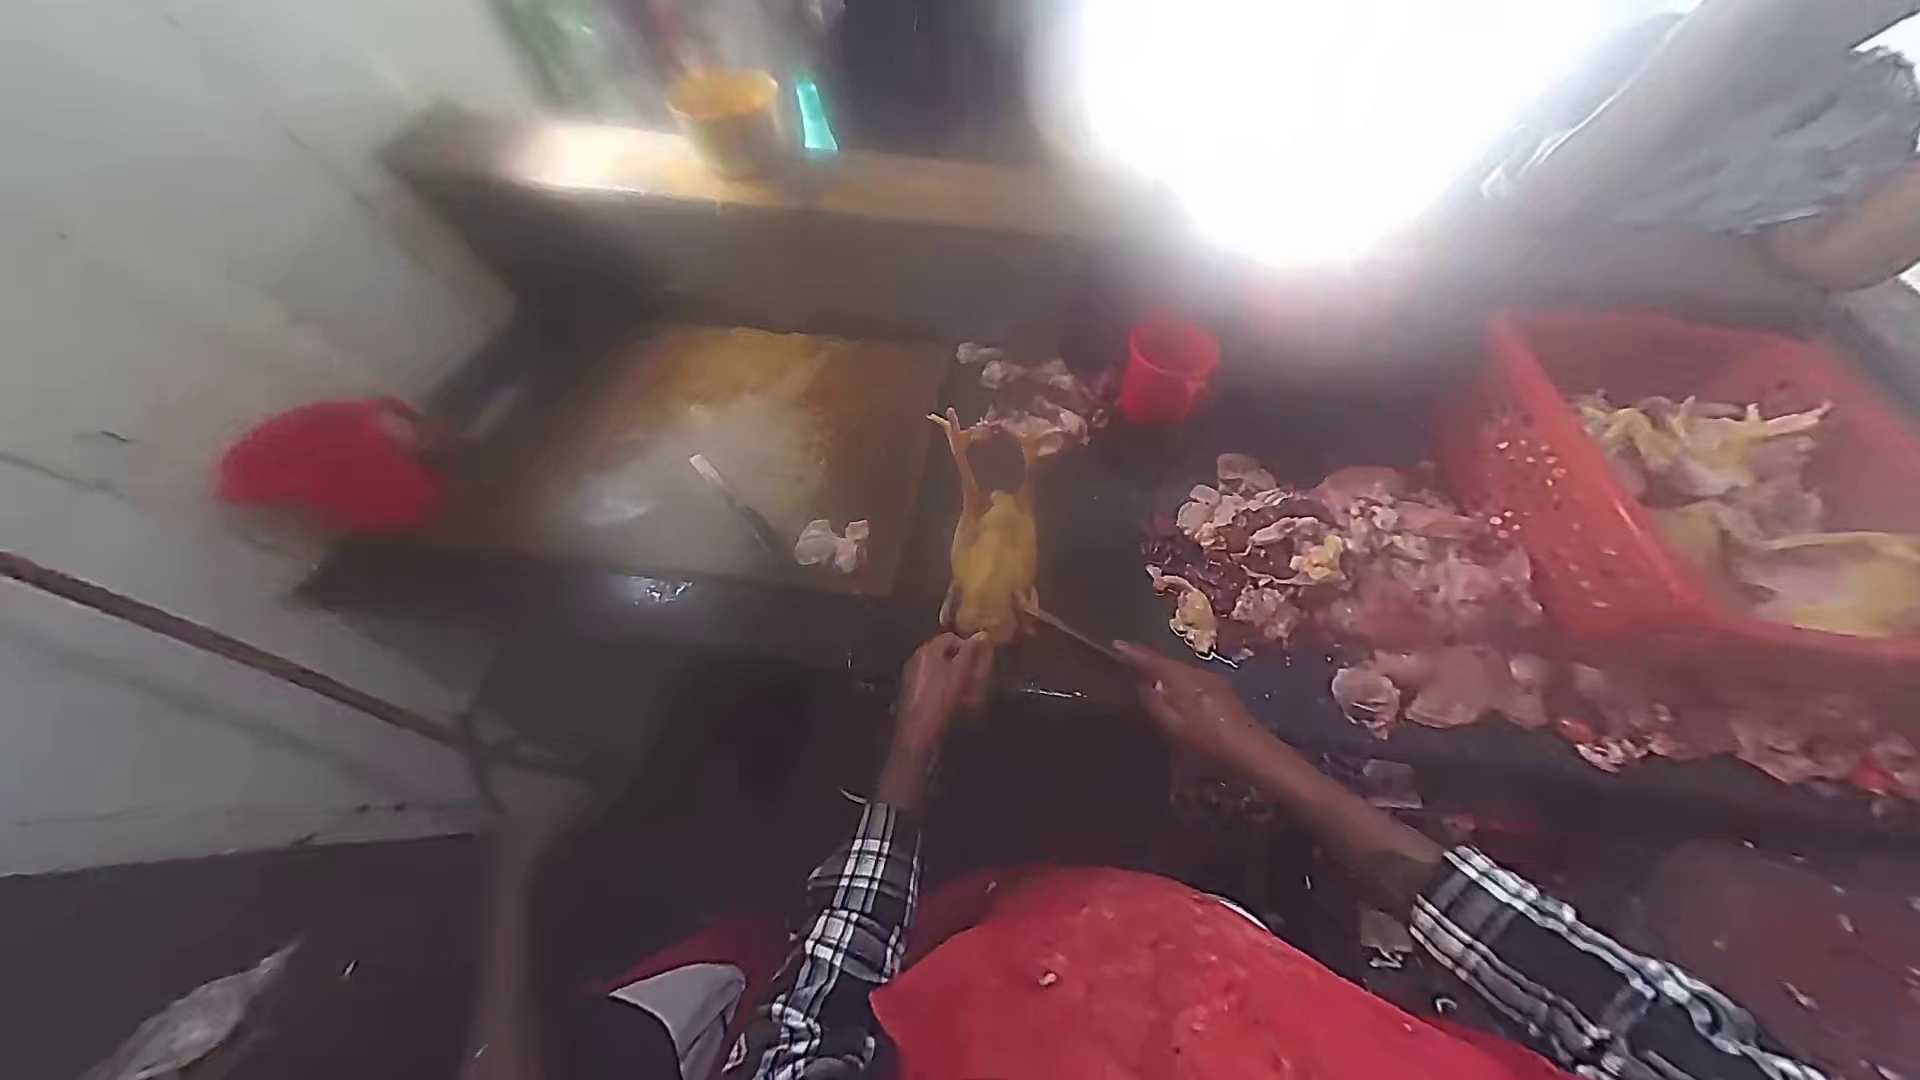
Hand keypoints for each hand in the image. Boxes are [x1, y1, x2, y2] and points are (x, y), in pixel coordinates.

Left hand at [895, 631, 993, 746]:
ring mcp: (914, 677)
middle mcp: (918, 660)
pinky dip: (948, 690)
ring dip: (958, 678)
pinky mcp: (914, 693)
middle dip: (963, 665)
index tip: (979, 658)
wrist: (919, 730)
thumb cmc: (940, 699)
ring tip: (970, 693)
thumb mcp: (960, 672)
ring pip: (941, 671)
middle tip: (976, 676)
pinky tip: (958, 703)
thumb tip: (981, 634)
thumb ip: (971, 652)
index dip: (967, 646)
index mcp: (927, 651)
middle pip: (946, 655)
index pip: (950, 638)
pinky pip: (935, 685)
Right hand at [1114, 641, 1268, 769]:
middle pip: (1168, 663)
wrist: (1253, 754)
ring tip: (1150, 682)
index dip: (1133, 653)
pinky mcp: (1224, 695)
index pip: (1152, 659)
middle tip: (1130, 665)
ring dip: (1165, 675)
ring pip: (1182, 673)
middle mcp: (1199, 673)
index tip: (1116, 645)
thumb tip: (1141, 682)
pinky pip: (1192, 682)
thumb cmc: (1208, 741)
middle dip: (1150, 663)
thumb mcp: (1172, 724)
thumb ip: (1153, 701)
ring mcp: (1215, 683)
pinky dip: (1179, 684)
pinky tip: (1176, 697)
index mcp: (1183, 678)